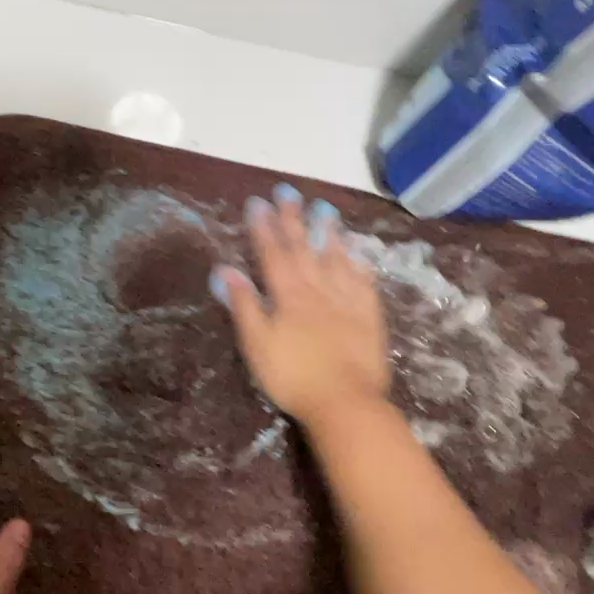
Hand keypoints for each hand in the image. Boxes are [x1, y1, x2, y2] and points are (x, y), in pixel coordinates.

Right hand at [211, 183, 390, 424]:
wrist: (345, 402)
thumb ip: (243, 305)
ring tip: (324, 209)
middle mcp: (318, 290)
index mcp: (288, 296)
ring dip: (328, 232)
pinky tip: (357, 251)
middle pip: (304, 249)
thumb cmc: (292, 377)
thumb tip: (224, 269)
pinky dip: (358, 263)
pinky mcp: (369, 317)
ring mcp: (347, 301)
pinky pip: (364, 282)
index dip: (263, 228)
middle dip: (294, 219)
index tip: (257, 202)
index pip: (272, 255)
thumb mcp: (256, 344)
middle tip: (289, 192)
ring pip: (336, 259)